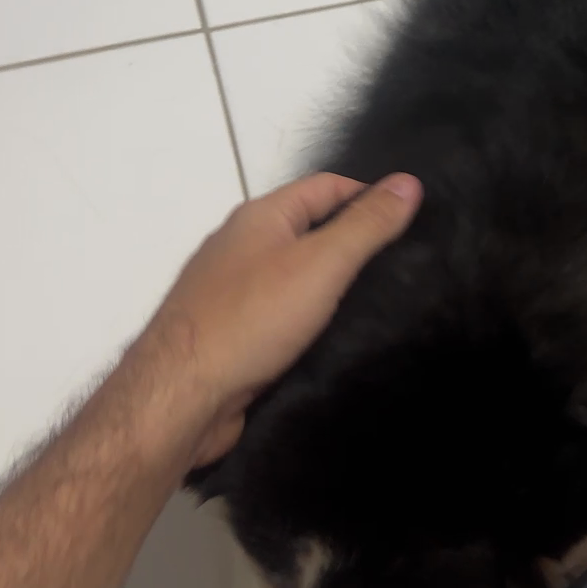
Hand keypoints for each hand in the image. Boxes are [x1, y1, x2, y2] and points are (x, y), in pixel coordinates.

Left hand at [134, 171, 422, 465]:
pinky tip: (337, 333)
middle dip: (356, 237)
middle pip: (312, 226)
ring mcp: (231, 291)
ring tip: (382, 296)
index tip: (411, 220)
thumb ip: (368, 224)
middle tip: (405, 260)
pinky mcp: (230, 334)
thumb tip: (409, 182)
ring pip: (298, 271)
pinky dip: (312, 314)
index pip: (329, 186)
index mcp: (261, 216)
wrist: (175, 405)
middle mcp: (242, 245)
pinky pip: (283, 310)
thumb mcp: (323, 262)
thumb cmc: (252, 319)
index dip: (371, 196)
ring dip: (335, 279)